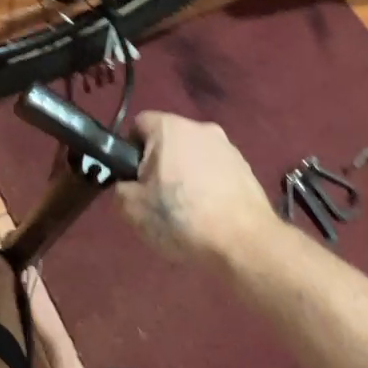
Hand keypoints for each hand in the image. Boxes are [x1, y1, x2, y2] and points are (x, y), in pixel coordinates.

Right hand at [113, 113, 277, 265]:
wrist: (243, 242)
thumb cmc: (181, 217)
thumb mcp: (132, 208)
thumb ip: (121, 188)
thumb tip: (130, 184)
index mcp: (170, 127)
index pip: (139, 125)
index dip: (130, 150)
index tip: (134, 179)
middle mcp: (200, 128)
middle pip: (168, 141)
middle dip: (160, 165)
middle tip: (156, 199)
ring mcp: (228, 147)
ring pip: (194, 157)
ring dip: (186, 175)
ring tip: (186, 212)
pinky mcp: (246, 168)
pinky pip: (216, 172)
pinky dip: (208, 187)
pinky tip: (209, 215)